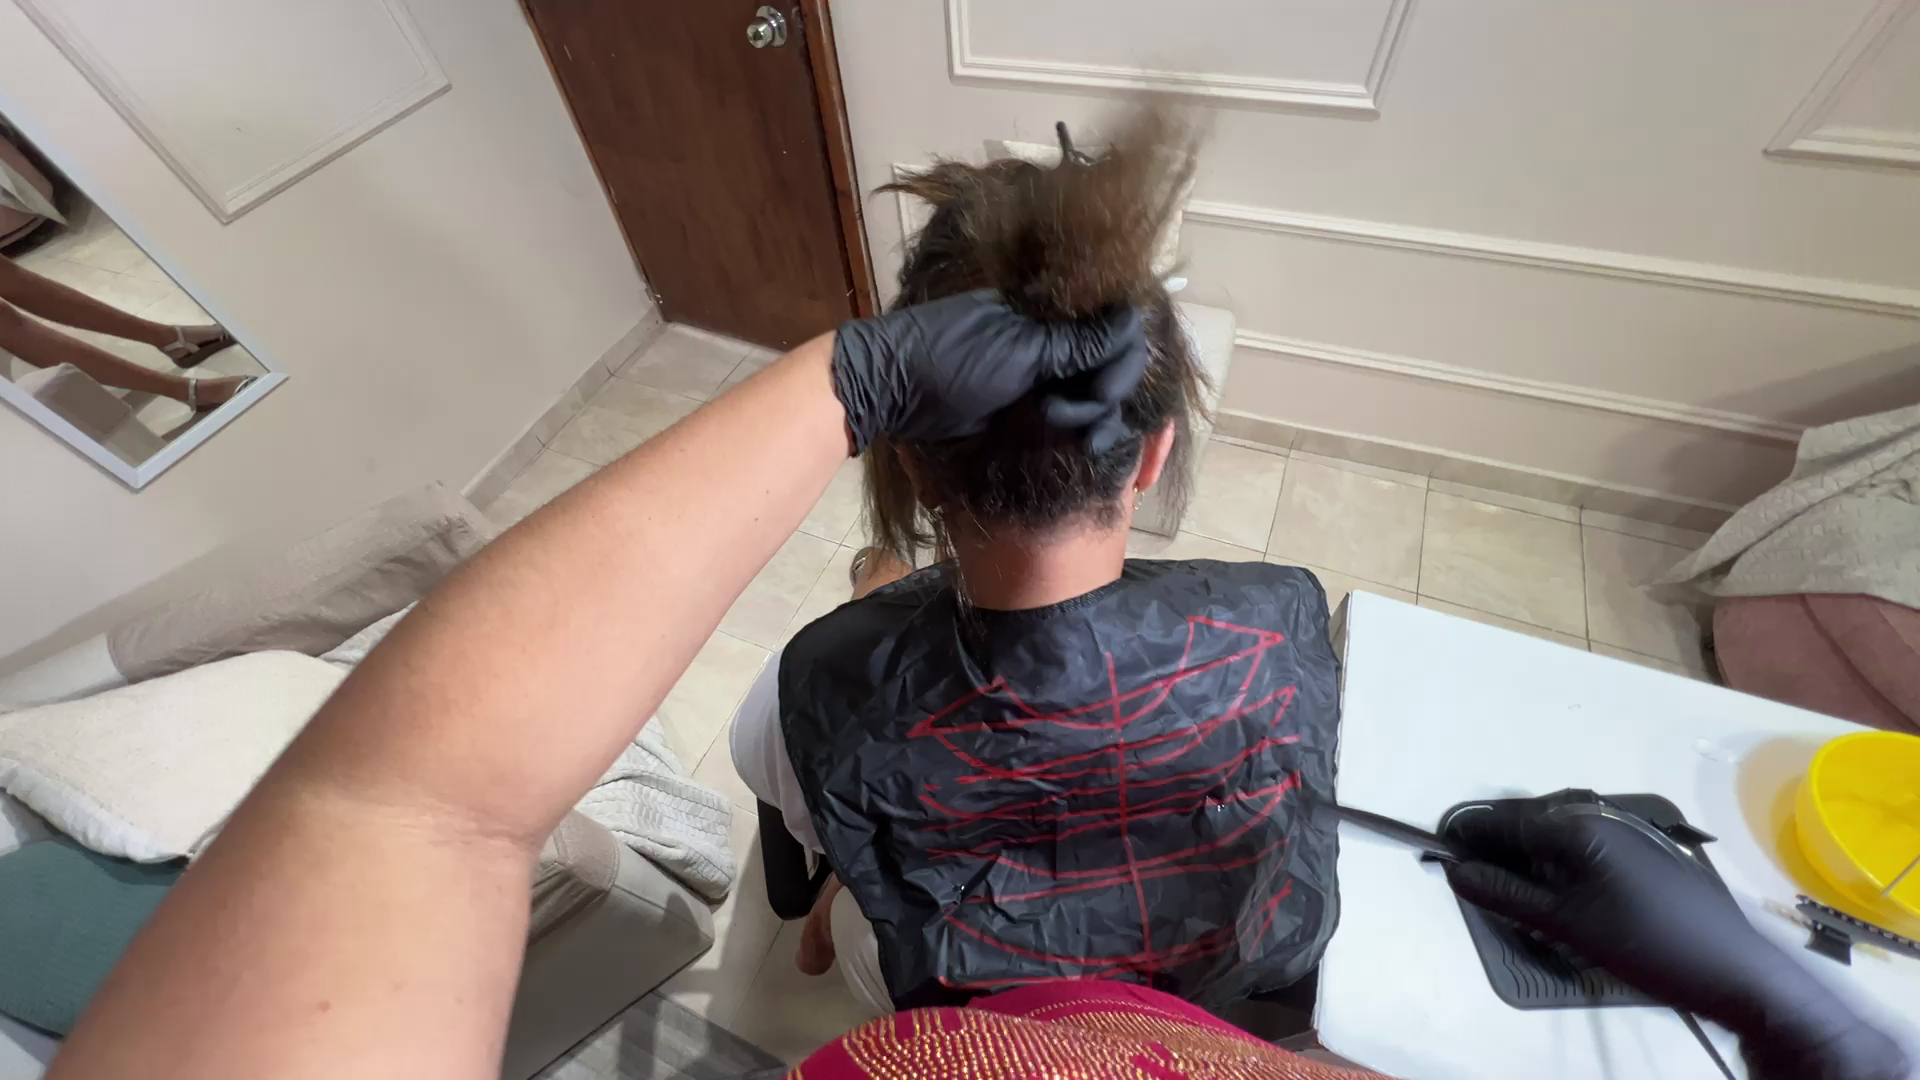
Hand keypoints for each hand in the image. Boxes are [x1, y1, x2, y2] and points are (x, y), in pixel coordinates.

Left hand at [830, 290, 1149, 454]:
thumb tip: (1134, 318)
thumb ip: (1078, 343)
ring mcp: (1041, 378)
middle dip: (1100, 394)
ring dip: (1085, 416)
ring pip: (1090, 400)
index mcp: (1050, 313)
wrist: (895, 392)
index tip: (1107, 389)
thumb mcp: (1019, 349)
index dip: (1120, 361)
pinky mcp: (1027, 411)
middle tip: (1067, 410)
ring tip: (1050, 419)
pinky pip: (1067, 420)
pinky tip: (1081, 444)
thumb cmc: (952, 357)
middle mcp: (1052, 344)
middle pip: (1106, 369)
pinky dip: (1076, 430)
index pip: (1111, 332)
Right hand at [1443, 793, 1907, 1079]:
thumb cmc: (1649, 944)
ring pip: (1553, 837)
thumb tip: (1453, 870)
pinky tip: (1558, 892)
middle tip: (1477, 877)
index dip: (1468, 837)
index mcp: (1577, 826)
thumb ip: (1503, 893)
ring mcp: (1626, 834)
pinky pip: (1581, 848)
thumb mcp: (1566, 924)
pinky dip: (1557, 864)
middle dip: (1496, 848)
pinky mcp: (1644, 854)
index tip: (1441, 853)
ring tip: (1514, 889)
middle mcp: (1598, 818)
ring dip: (1526, 857)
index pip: (1502, 822)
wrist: (1748, 980)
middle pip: (1526, 824)